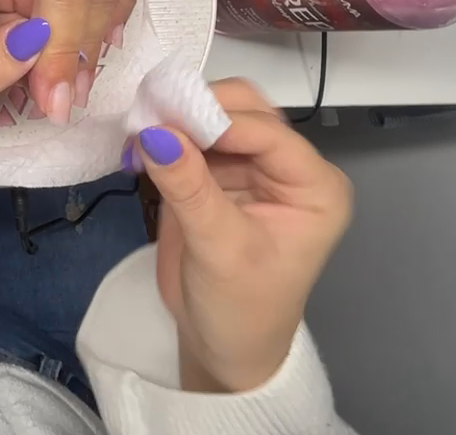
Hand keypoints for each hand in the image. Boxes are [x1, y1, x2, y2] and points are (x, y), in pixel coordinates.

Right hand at [126, 79, 352, 392]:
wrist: (222, 347)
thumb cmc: (241, 308)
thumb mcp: (219, 250)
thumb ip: (189, 187)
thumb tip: (154, 132)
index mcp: (314, 187)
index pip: (267, 132)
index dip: (217, 121)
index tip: (164, 120)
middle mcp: (287, 167)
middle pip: (244, 109)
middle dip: (198, 108)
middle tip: (151, 116)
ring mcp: (250, 165)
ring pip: (214, 113)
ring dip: (178, 116)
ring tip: (141, 126)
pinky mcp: (216, 170)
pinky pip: (191, 133)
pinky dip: (166, 132)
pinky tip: (141, 141)